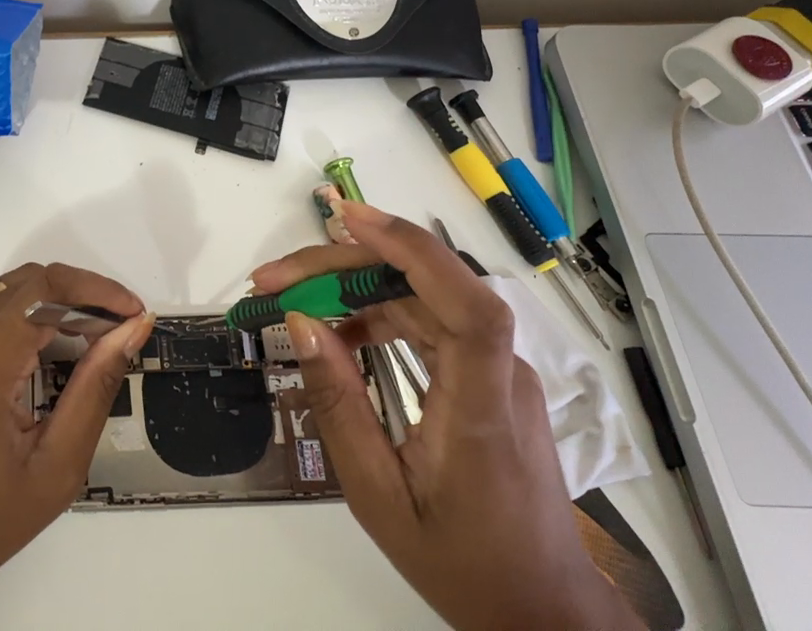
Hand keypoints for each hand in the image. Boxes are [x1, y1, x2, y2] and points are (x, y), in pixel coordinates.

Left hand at [0, 262, 152, 630]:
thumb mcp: (57, 464)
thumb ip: (95, 387)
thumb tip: (132, 330)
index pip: (43, 289)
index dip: (96, 290)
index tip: (134, 314)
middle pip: (27, 280)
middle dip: (81, 295)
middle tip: (120, 331)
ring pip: (9, 290)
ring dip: (56, 303)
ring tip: (96, 341)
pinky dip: (29, 317)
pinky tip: (56, 350)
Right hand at [252, 201, 640, 630]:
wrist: (539, 607)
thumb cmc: (458, 560)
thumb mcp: (377, 493)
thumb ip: (338, 403)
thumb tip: (300, 324)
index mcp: (479, 406)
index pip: (464, 301)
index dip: (409, 248)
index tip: (347, 219)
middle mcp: (499, 374)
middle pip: (428, 288)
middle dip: (346, 267)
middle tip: (273, 278)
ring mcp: (498, 373)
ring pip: (426, 301)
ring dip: (356, 290)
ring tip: (290, 299)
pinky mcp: (489, 380)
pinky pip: (431, 327)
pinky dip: (379, 318)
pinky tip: (337, 334)